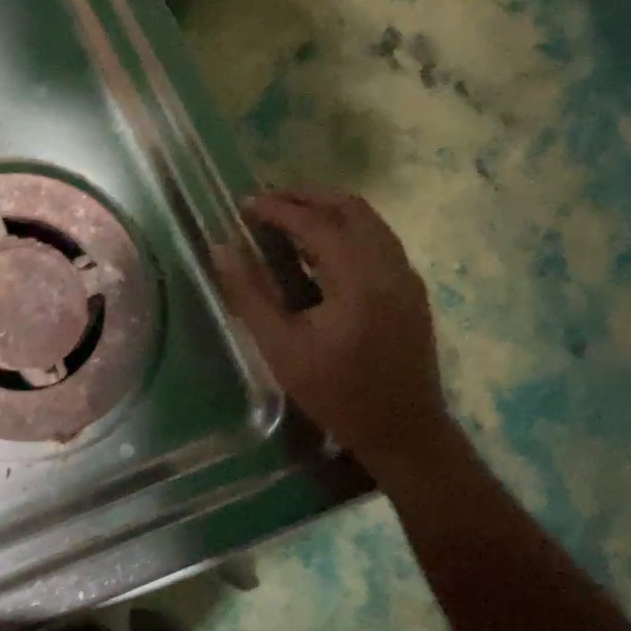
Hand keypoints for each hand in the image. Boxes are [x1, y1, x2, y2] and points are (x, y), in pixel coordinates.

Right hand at [211, 189, 454, 475]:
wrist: (405, 433)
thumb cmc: (337, 393)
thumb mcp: (281, 347)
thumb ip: (249, 293)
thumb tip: (221, 247)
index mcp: (359, 281)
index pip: (317, 223)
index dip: (278, 208)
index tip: (244, 205)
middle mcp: (390, 268)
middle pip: (351, 208)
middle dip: (306, 197)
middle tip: (266, 202)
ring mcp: (406, 278)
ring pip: (369, 221)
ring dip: (327, 209)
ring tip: (288, 218)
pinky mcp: (410, 290)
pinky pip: (378, 239)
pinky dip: (345, 228)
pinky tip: (317, 248)